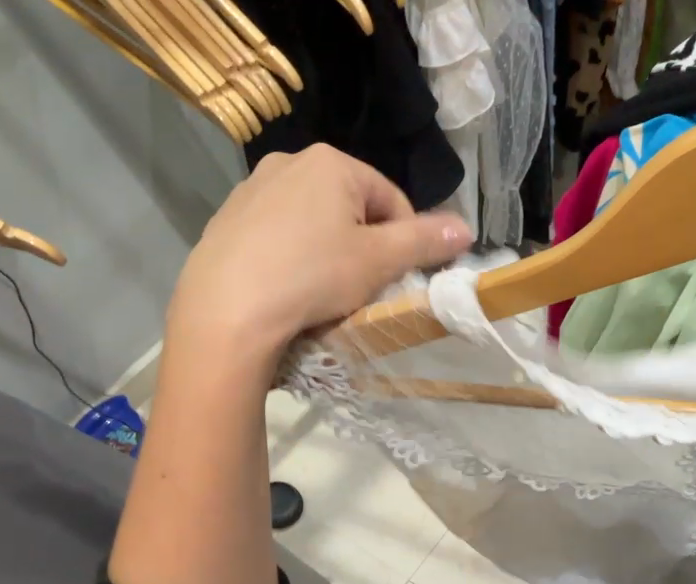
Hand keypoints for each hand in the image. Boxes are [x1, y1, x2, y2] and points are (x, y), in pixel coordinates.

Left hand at [162, 146, 473, 387]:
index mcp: (332, 163)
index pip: (393, 200)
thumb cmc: (313, 277)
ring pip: (316, 222)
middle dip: (366, 247)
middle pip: (353, 208)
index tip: (397, 279)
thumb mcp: (380, 261)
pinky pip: (281, 236)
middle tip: (365, 289)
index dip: (405, 243)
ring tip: (327, 293)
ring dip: (332, 253)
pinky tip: (292, 290)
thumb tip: (467, 228)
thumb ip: (425, 241)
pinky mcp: (229, 219)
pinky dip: (296, 258)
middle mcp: (290, 161)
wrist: (228, 310)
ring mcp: (253, 189)